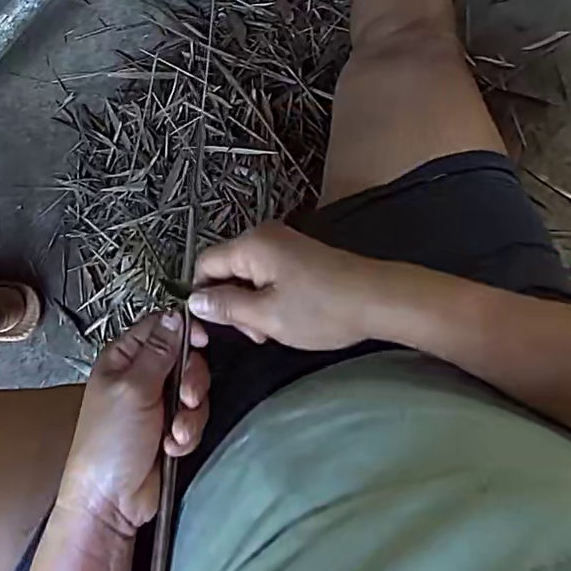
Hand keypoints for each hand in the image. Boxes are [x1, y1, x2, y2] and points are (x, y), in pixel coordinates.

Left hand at [55, 311, 209, 537]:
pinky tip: (173, 447)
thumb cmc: (110, 442)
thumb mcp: (134, 389)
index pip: (161, 326)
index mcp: (124, 356)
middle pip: (185, 356)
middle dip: (191, 379)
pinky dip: (187, 433)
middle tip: (185, 399)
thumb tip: (176, 313)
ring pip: (194, 388)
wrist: (110, 504)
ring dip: (190, 413)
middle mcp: (142, 374)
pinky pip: (194, 417)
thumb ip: (159, 350)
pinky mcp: (171, 427)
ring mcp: (158, 402)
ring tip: (176, 433)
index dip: (184, 330)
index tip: (200, 342)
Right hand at [187, 222, 402, 349]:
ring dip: (251, 305)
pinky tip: (285, 318)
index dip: (202, 296)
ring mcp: (282, 244)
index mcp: (251, 245)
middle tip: (253, 333)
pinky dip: (268, 297)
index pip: (204, 264)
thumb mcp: (266, 316)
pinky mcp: (297, 255)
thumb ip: (226, 307)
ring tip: (272, 330)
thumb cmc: (323, 308)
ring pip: (247, 275)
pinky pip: (267, 274)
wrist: (376, 299)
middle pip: (226, 269)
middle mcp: (263, 236)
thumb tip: (195, 301)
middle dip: (231, 303)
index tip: (211, 327)